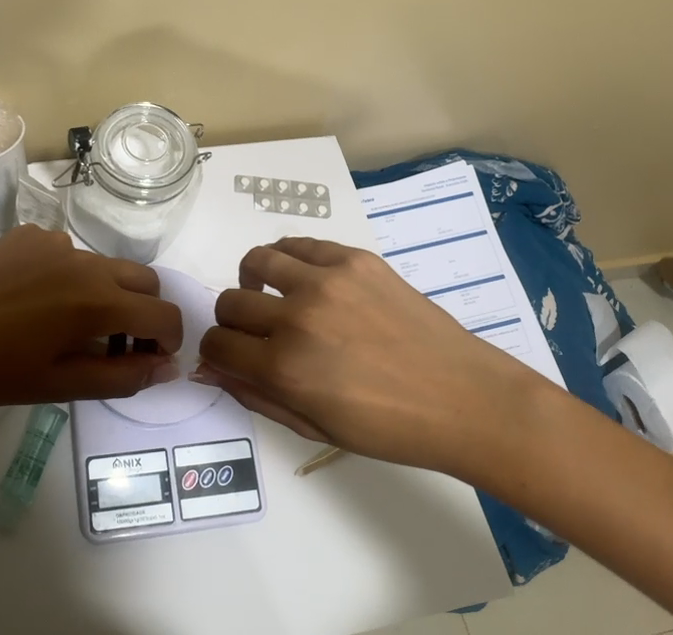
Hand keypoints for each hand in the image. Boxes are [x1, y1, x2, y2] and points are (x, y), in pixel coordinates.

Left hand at [0, 226, 182, 414]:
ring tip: (67, 329)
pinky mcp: (25, 235)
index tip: (150, 361)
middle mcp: (83, 260)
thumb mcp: (60, 386)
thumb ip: (122, 376)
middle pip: (143, 279)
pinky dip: (68, 277)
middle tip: (116, 348)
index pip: (163, 314)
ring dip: (105, 294)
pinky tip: (33, 304)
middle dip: (144, 313)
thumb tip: (166, 366)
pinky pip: (67, 253)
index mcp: (96, 300)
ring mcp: (52, 241)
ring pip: (104, 265)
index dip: (168, 341)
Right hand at [197, 237, 546, 474]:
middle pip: (229, 303)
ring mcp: (326, 281)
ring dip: (251, 280)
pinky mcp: (354, 259)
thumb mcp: (313, 425)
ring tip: (270, 296)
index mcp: (284, 369)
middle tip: (254, 334)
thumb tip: (209, 371)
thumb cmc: (388, 428)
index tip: (230, 357)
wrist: (463, 399)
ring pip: (257, 260)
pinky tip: (301, 279)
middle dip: (230, 322)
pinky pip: (300, 244)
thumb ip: (255, 395)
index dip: (216, 354)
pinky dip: (289, 260)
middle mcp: (296, 318)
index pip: (218, 346)